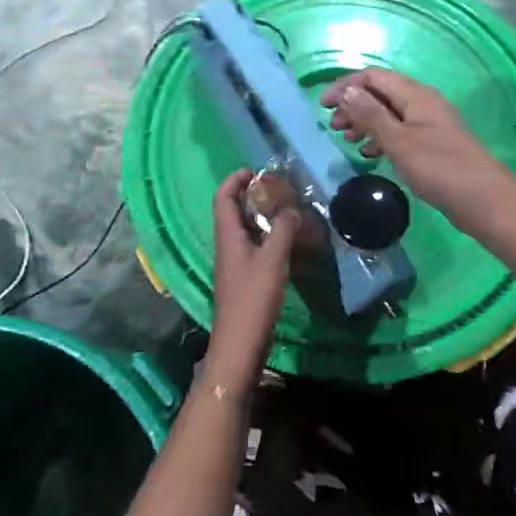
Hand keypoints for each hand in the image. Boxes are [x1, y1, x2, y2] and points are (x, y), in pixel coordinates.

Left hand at [208, 170, 298, 384]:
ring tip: (291, 211)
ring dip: (265, 217)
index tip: (257, 171)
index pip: (223, 197)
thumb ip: (283, 230)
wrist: (240, 344)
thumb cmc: (253, 299)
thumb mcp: (272, 260)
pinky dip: (271, 239)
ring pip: (247, 230)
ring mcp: (236, 263)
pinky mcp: (246, 279)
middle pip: (235, 211)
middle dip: (254, 196)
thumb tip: (292, 209)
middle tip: (281, 190)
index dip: (236, 180)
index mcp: (228, 236)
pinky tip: (291, 243)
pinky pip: (256, 248)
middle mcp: (228, 245)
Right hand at [321, 68, 515, 233]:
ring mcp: (430, 124)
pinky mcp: (433, 144)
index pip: (373, 76)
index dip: (346, 86)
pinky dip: (382, 137)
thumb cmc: (439, 167)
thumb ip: (370, 114)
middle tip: (334, 127)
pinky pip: (400, 132)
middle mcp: (423, 102)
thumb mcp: (398, 140)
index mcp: (415, 94)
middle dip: (354, 105)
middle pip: (381, 93)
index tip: (322, 107)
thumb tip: (345, 91)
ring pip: (390, 113)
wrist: (483, 200)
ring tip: (348, 140)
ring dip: (366, 122)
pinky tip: (371, 154)